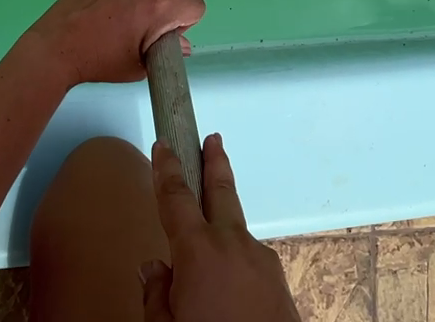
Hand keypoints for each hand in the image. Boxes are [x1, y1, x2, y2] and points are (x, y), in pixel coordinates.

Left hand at [21, 0, 204, 88]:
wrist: (59, 46)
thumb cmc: (100, 60)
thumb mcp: (139, 65)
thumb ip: (166, 51)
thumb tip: (181, 45)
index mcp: (162, 7)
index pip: (196, 5)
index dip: (187, 22)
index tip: (169, 34)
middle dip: (179, 1)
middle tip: (158, 22)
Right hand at [142, 133, 300, 321]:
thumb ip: (157, 297)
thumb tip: (154, 268)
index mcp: (198, 251)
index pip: (175, 198)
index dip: (165, 169)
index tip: (163, 144)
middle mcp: (233, 245)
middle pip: (221, 191)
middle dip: (215, 162)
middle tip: (214, 138)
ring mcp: (261, 261)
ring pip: (237, 230)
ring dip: (224, 221)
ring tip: (209, 233)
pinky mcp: (279, 283)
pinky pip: (250, 261)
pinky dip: (237, 260)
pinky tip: (229, 284)